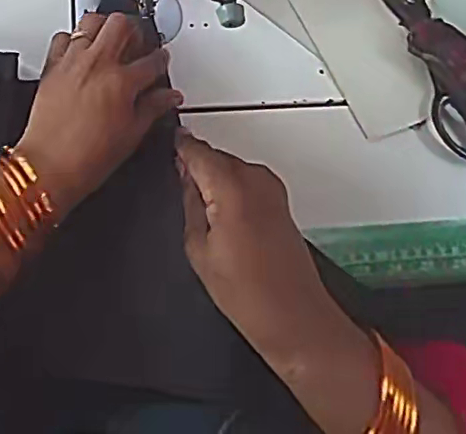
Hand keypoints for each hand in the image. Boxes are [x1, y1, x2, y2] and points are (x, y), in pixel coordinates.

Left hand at [15, 12, 182, 207]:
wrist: (48, 167)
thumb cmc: (86, 158)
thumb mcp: (131, 135)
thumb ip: (153, 108)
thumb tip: (169, 97)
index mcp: (122, 82)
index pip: (152, 60)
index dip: (161, 59)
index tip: (160, 61)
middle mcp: (97, 64)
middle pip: (121, 23)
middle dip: (133, 29)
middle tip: (135, 42)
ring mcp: (73, 61)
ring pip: (91, 21)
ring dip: (103, 27)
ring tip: (108, 40)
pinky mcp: (52, 66)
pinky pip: (62, 38)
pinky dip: (71, 40)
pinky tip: (79, 52)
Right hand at [176, 132, 357, 359]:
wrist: (296, 319)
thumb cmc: (251, 294)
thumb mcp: (198, 248)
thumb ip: (188, 201)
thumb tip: (184, 176)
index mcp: (230, 185)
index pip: (196, 148)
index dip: (179, 146)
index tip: (169, 145)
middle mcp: (254, 177)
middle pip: (214, 156)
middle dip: (197, 167)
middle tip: (182, 190)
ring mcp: (271, 186)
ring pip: (230, 166)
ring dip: (215, 179)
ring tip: (207, 217)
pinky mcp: (281, 198)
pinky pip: (246, 179)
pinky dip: (233, 189)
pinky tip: (226, 220)